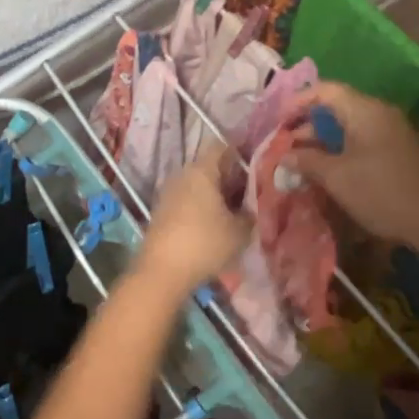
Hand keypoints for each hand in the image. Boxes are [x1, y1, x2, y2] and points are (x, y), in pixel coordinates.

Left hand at [137, 144, 249, 292]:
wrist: (162, 271)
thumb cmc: (205, 243)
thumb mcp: (240, 231)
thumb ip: (250, 213)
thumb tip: (250, 208)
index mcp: (201, 170)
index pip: (222, 147)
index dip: (241, 153)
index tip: (257, 166)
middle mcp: (182, 175)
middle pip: (210, 167)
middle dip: (231, 178)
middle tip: (251, 194)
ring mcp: (169, 193)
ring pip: (199, 185)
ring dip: (217, 195)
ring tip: (237, 213)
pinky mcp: (162, 212)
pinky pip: (188, 201)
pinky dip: (203, 207)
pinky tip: (216, 226)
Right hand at [284, 82, 418, 245]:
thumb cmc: (380, 192)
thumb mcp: (336, 177)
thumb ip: (307, 160)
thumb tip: (285, 154)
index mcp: (364, 110)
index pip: (324, 90)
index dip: (297, 102)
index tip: (277, 122)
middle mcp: (379, 113)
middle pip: (336, 108)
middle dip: (307, 126)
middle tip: (284, 147)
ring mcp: (391, 132)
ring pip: (348, 127)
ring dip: (322, 141)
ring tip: (300, 162)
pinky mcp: (397, 151)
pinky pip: (362, 140)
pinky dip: (340, 150)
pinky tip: (327, 171)